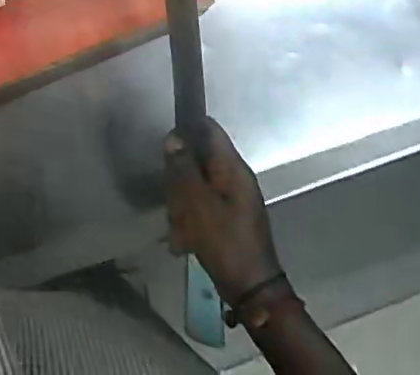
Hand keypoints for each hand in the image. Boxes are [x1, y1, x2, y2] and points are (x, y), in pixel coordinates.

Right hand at [163, 118, 282, 303]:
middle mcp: (234, 177)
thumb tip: (173, 137)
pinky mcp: (226, 217)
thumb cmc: (225, 242)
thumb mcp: (197, 203)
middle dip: (179, 177)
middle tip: (174, 198)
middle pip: (197, 157)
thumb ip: (184, 167)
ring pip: (194, 183)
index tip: (167, 146)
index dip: (186, 129)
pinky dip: (189, 219)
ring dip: (181, 203)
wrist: (252, 291)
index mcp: (232, 168)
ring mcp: (231, 198)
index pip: (209, 128)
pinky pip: (200, 205)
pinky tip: (184, 239)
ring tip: (180, 226)